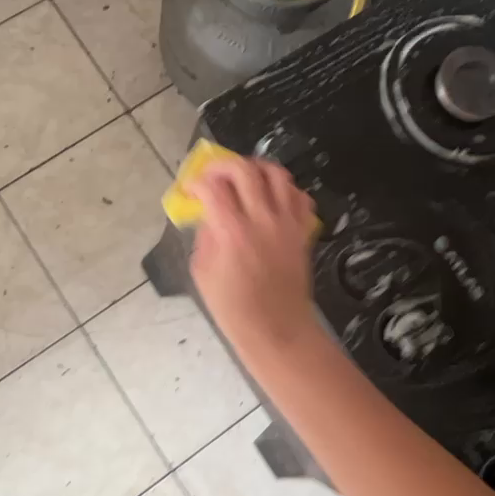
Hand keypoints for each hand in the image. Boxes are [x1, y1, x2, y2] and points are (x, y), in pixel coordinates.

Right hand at [188, 157, 322, 350]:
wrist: (278, 329)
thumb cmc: (234, 309)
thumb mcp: (203, 273)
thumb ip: (205, 237)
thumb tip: (208, 215)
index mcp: (232, 232)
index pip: (212, 186)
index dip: (197, 181)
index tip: (191, 189)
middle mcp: (262, 219)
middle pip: (244, 169)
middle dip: (223, 165)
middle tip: (214, 176)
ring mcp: (287, 223)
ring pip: (277, 174)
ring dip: (257, 170)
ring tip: (245, 180)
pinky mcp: (303, 231)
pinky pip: (299, 197)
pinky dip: (285, 191)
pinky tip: (272, 200)